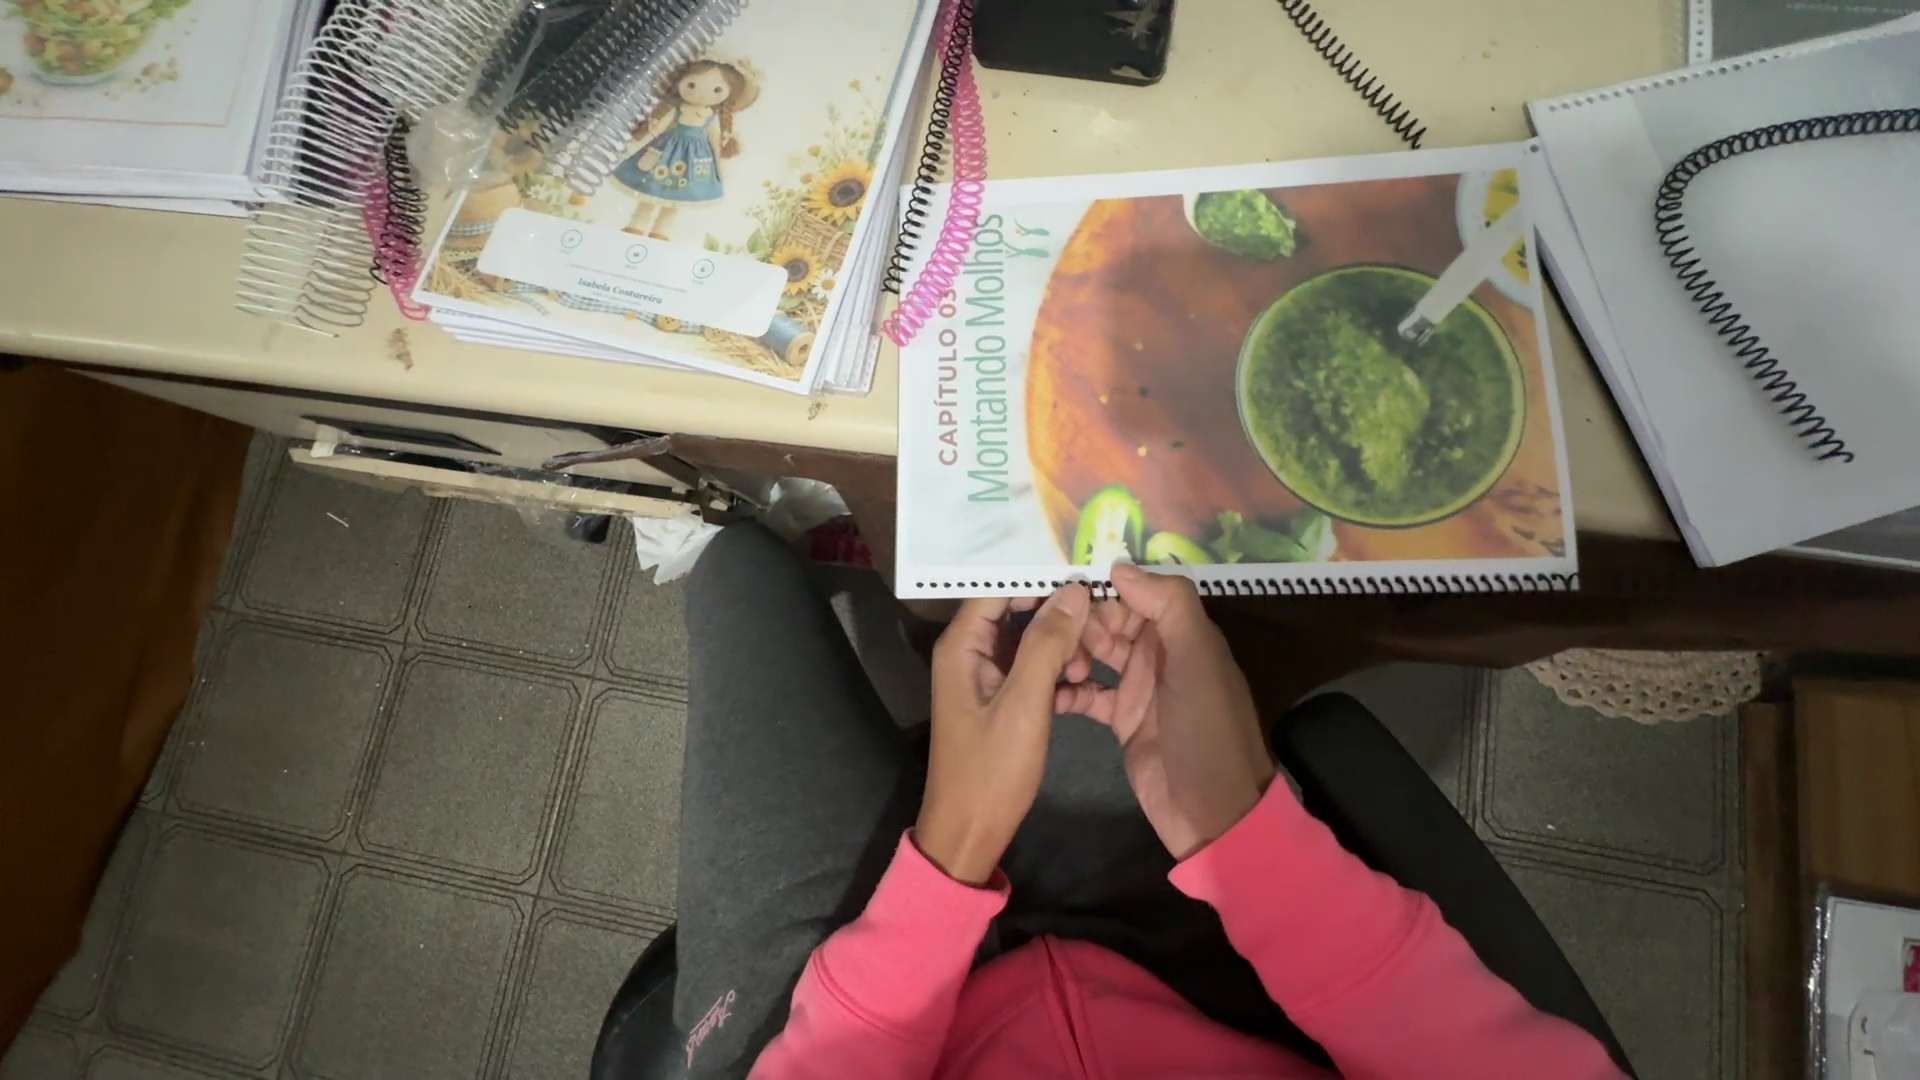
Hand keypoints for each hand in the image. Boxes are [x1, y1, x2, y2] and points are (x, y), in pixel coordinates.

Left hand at [917, 586, 1092, 884]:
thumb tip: (1074, 590)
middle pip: (1016, 609)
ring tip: (1093, 660)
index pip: (997, 587)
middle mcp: (970, 651)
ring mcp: (986, 675)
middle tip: (1100, 616)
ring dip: (1062, 644)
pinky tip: (1085, 685)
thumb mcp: (1023, 705)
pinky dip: (1058, 671)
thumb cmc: (991, 769)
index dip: (1038, 576)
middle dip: (1058, 611)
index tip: (1083, 572)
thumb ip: (1046, 645)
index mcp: (962, 645)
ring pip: (1029, 638)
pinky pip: (1033, 667)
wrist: (970, 832)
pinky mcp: (1002, 697)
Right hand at [1065, 564, 1275, 859]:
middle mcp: (1159, 654)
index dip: (1101, 588)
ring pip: (1094, 652)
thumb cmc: (1206, 729)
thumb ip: (1168, 606)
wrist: (1212, 813)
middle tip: (1049, 631)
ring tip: (1050, 662)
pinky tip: (1046, 691)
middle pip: (1110, 619)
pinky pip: (1087, 693)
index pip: (1135, 593)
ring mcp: (1139, 687)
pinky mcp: (1121, 719)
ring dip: (1070, 652)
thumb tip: (1119, 566)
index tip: (1061, 586)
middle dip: (1079, 621)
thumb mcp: (1197, 660)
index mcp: (1181, 633)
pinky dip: (1067, 690)